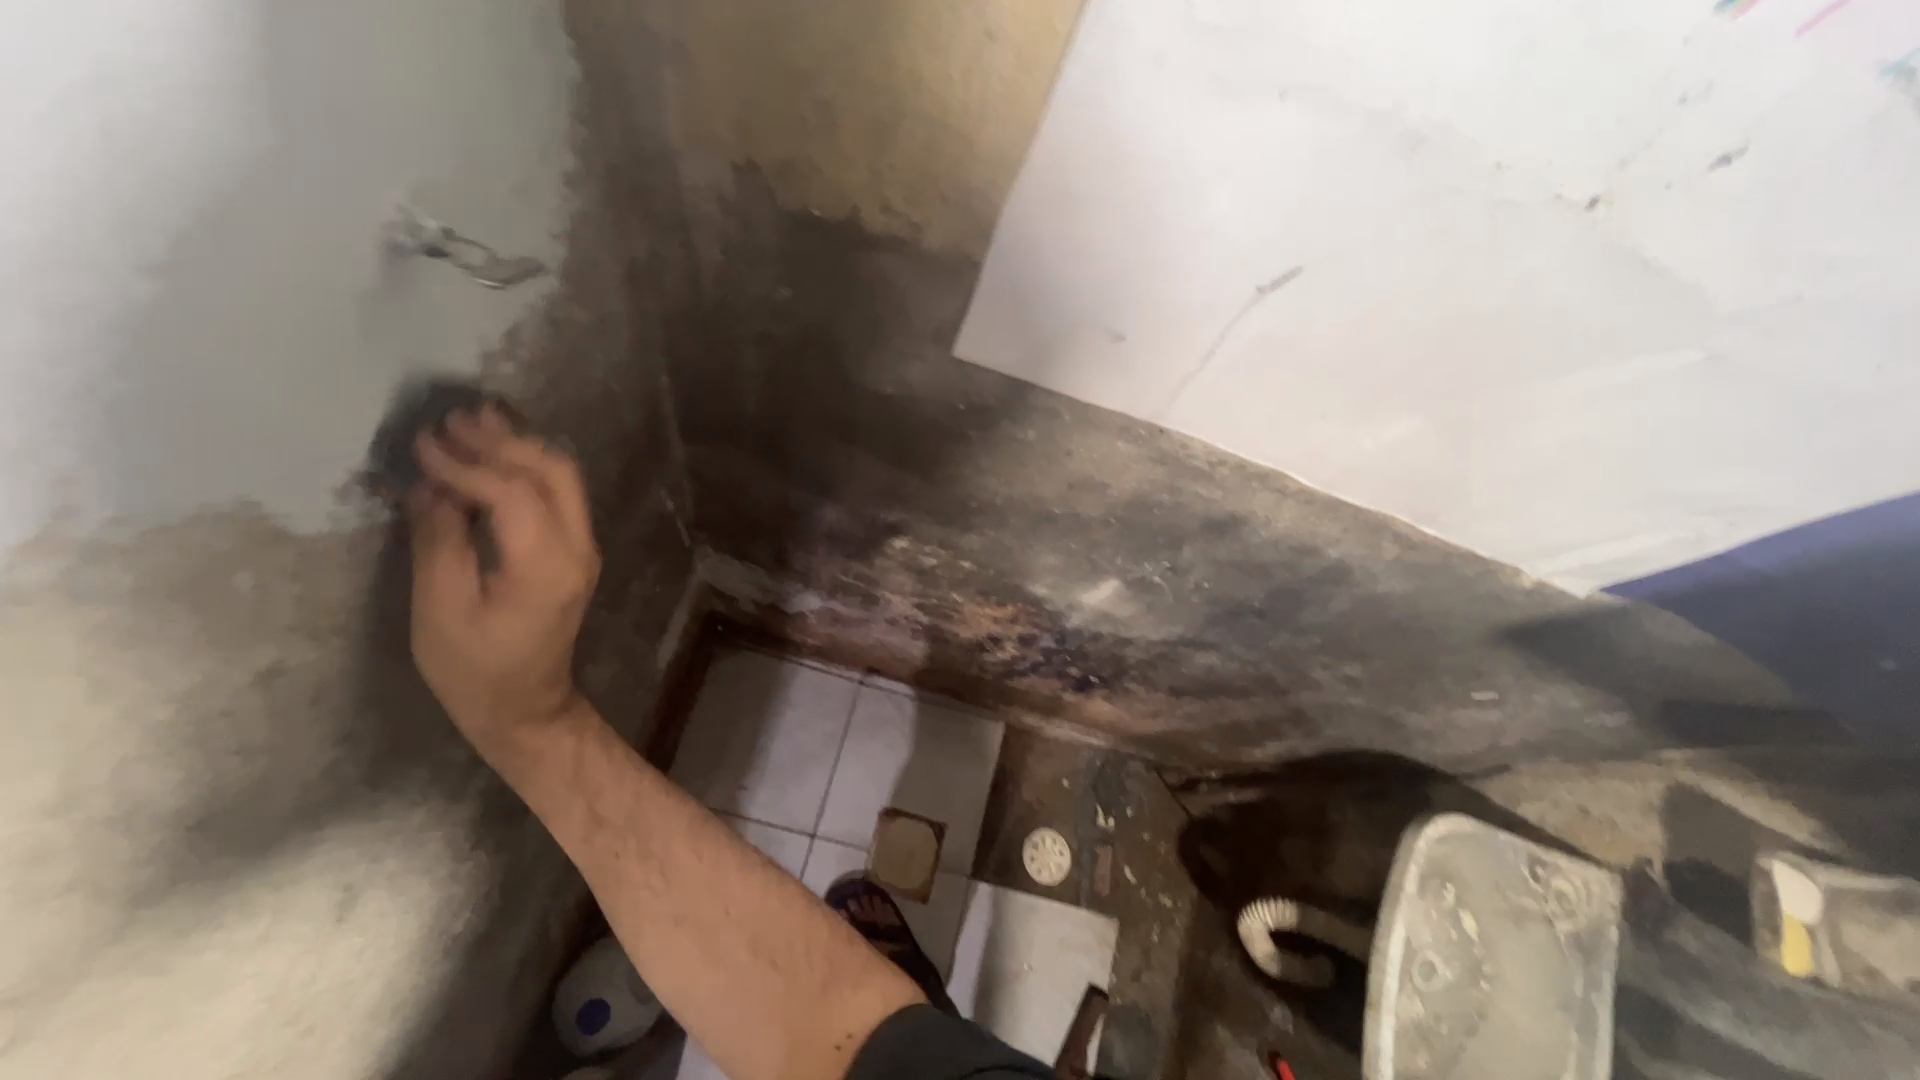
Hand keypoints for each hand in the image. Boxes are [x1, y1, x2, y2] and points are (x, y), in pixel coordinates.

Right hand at [406, 405, 600, 762]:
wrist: (525, 707)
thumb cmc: (475, 670)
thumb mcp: (441, 610)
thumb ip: (439, 541)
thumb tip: (430, 485)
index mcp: (547, 565)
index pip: (514, 491)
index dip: (468, 462)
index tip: (423, 441)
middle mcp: (579, 549)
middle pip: (554, 472)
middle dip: (504, 440)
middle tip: (453, 418)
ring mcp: (584, 550)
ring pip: (563, 479)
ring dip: (520, 448)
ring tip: (472, 422)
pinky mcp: (575, 554)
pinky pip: (559, 497)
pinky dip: (527, 470)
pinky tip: (493, 457)